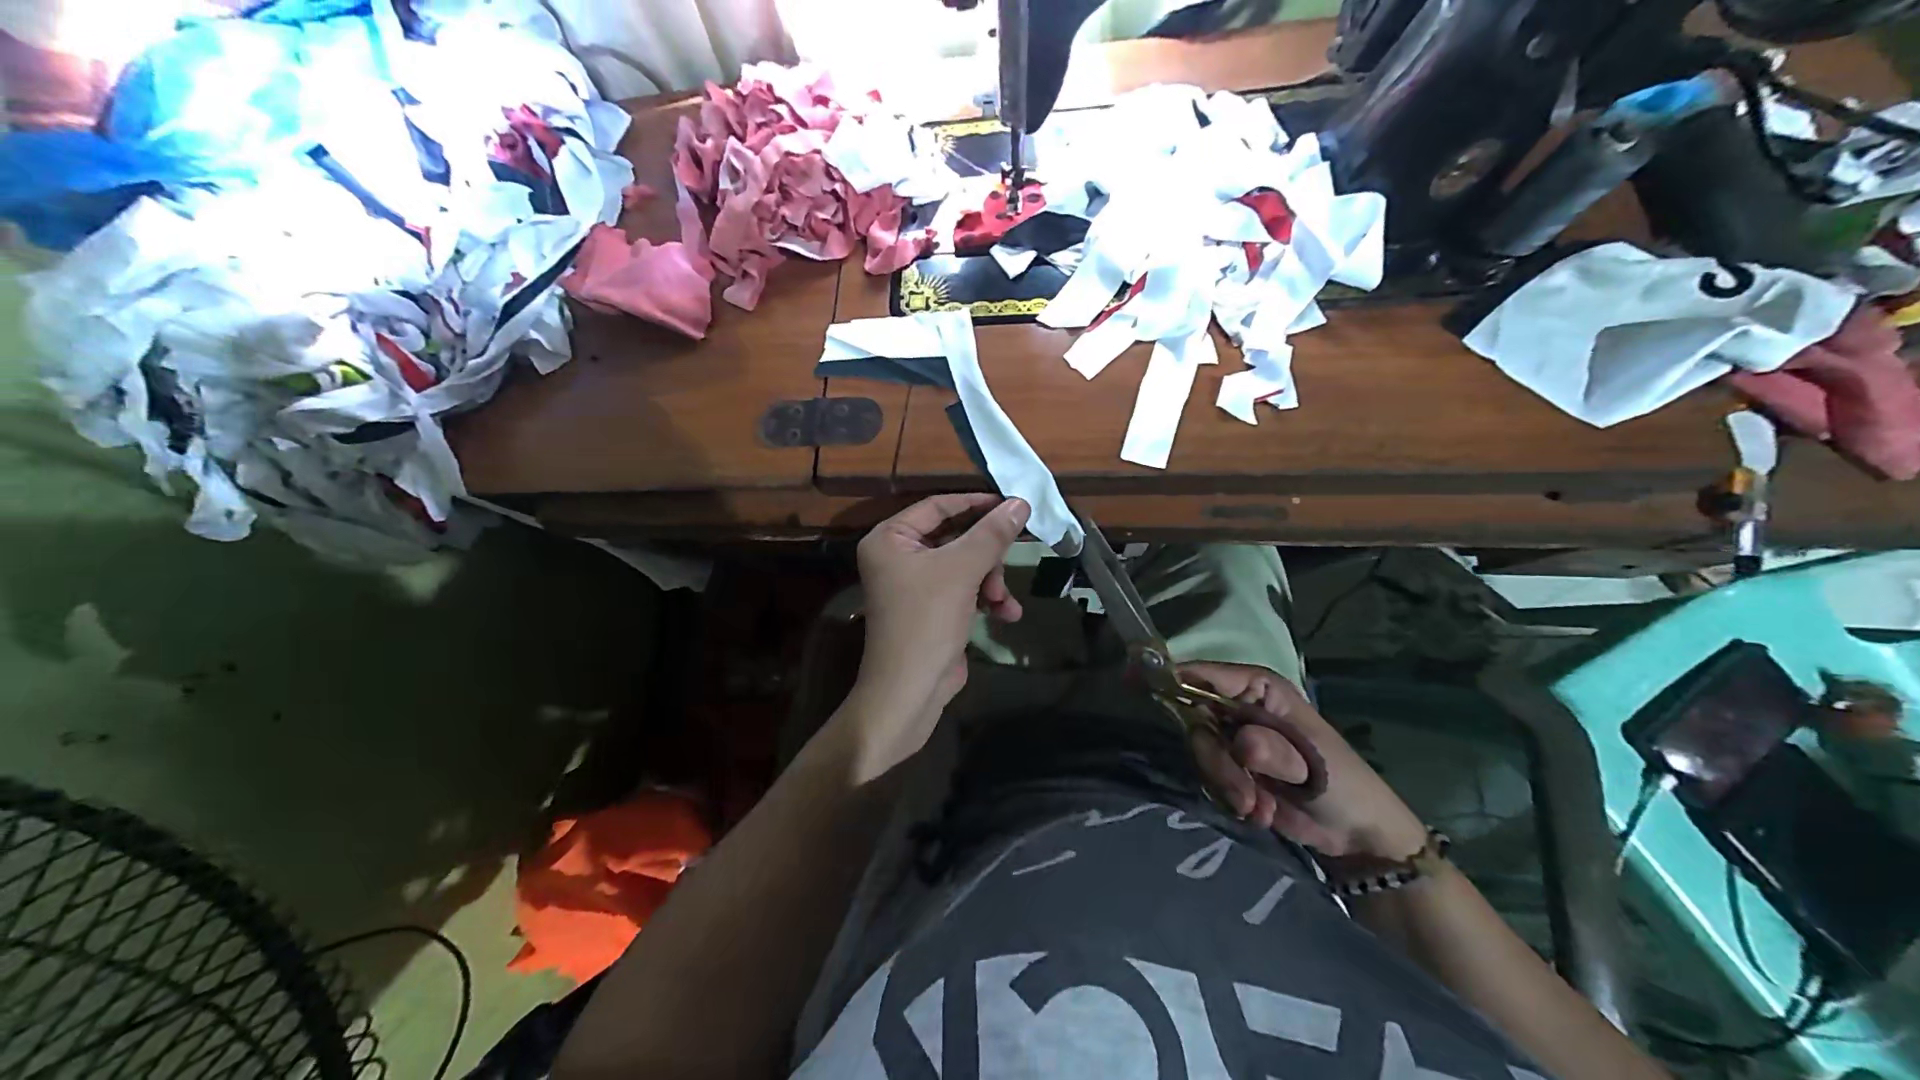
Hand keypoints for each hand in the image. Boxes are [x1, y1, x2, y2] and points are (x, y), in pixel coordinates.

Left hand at [854, 493, 1028, 714]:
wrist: (911, 689)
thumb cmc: (927, 620)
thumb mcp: (962, 570)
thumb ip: (992, 534)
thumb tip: (1021, 502)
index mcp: (891, 538)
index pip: (938, 506)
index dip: (976, 504)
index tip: (1013, 504)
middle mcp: (899, 556)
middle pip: (956, 536)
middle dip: (987, 555)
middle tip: (1008, 562)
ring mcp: (916, 584)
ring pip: (966, 564)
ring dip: (991, 581)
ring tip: (1001, 601)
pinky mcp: (933, 608)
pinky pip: (966, 589)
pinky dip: (986, 599)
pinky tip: (1006, 615)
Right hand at [1180, 661, 1427, 859]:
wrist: (1354, 835)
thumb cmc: (1343, 782)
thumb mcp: (1313, 762)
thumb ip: (1274, 749)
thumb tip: (1241, 743)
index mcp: (1259, 689)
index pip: (1203, 675)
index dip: (1171, 678)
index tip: (1134, 681)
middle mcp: (1237, 707)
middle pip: (1196, 721)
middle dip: (1216, 761)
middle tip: (1244, 795)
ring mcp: (1230, 739)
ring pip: (1201, 753)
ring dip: (1227, 785)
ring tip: (1257, 809)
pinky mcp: (1227, 769)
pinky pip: (1207, 777)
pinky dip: (1230, 798)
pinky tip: (1259, 813)